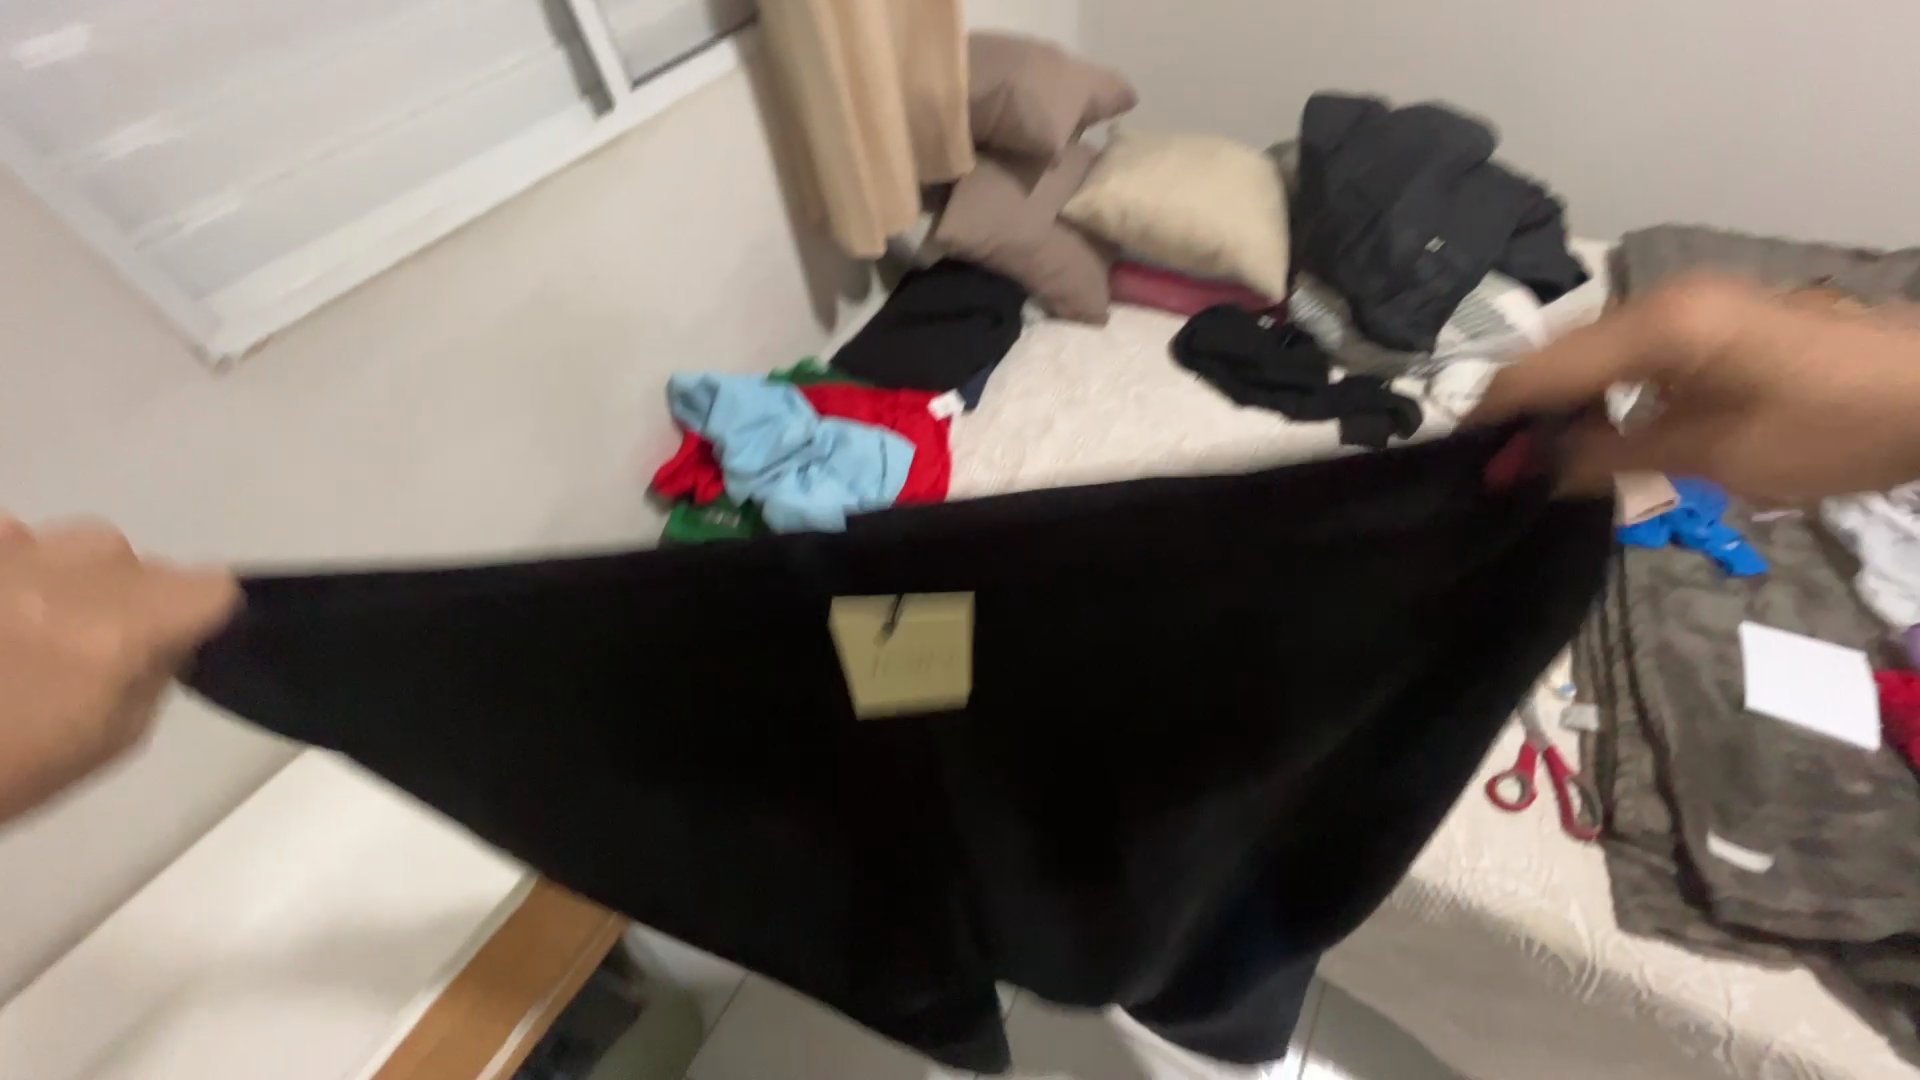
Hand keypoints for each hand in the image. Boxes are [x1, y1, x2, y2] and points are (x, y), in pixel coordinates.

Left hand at [0, 519, 238, 823]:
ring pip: (55, 543)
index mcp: (125, 624)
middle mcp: (69, 574)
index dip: (197, 614)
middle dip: (116, 594)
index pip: (209, 587)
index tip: (168, 643)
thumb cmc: (3, 768)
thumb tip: (161, 638)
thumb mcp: (109, 738)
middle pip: (129, 559)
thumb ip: (152, 672)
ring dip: (47, 577)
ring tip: (5, 627)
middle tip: (70, 644)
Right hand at [1467, 276, 1919, 499]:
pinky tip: (1583, 426)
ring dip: (1549, 402)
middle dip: (1515, 408)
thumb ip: (1603, 458)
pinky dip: (1585, 390)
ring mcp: (1680, 306)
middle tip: (1495, 461)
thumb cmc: (1835, 426)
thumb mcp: (1711, 456)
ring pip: (1577, 354)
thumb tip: (1520, 471)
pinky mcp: (1698, 320)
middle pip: (1550, 356)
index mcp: (1658, 326)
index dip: (1490, 412)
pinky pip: (1611, 353)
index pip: (1538, 369)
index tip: (1454, 452)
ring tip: (1531, 451)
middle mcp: (1659, 302)